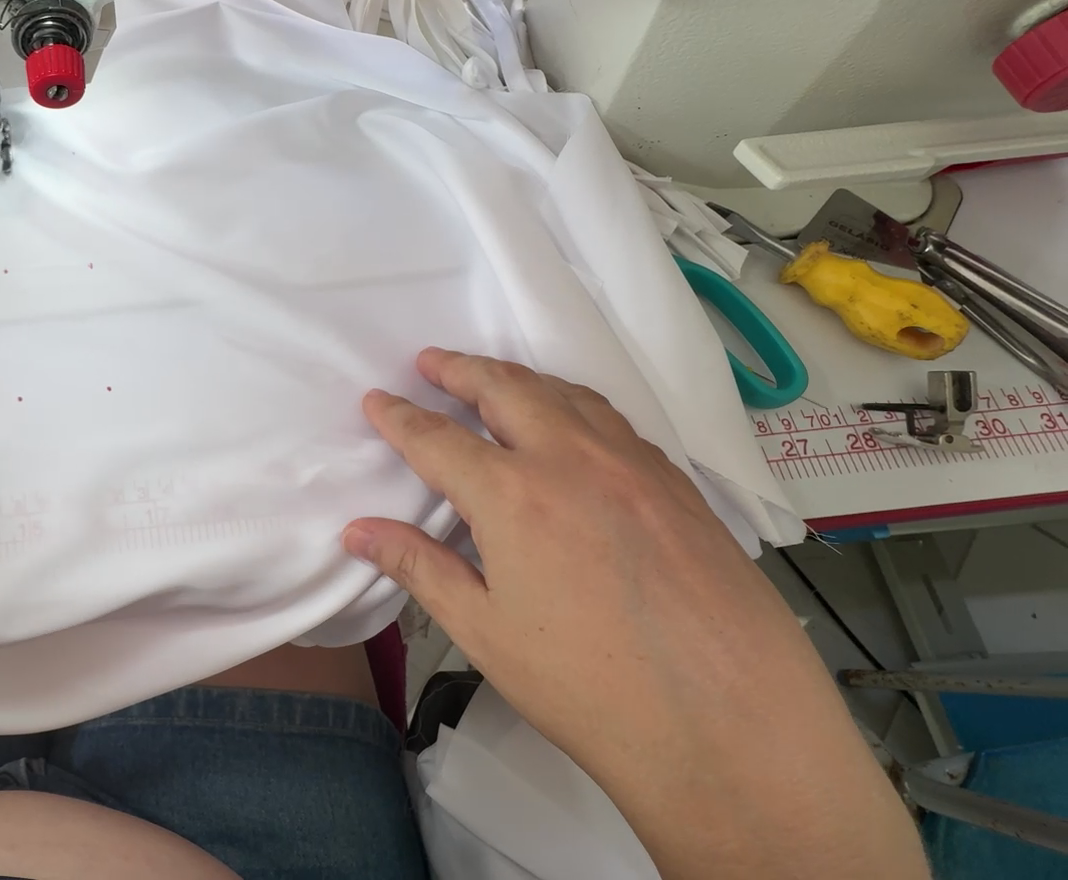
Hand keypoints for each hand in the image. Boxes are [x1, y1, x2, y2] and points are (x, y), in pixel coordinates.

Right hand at [344, 349, 924, 879]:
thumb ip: (417, 566)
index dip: (399, 416)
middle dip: (460, 369)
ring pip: (567, 395)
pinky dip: (574, 405)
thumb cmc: (588, 688)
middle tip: (430, 361)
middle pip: (506, 390)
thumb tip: (356, 530)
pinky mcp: (681, 488)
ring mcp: (635, 468)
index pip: (437, 438)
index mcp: (512, 496)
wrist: (737, 733)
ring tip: (492, 377)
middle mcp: (572, 462)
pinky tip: (571, 425)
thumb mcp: (483, 631)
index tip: (375, 399)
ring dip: (519, 378)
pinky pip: (615, 423)